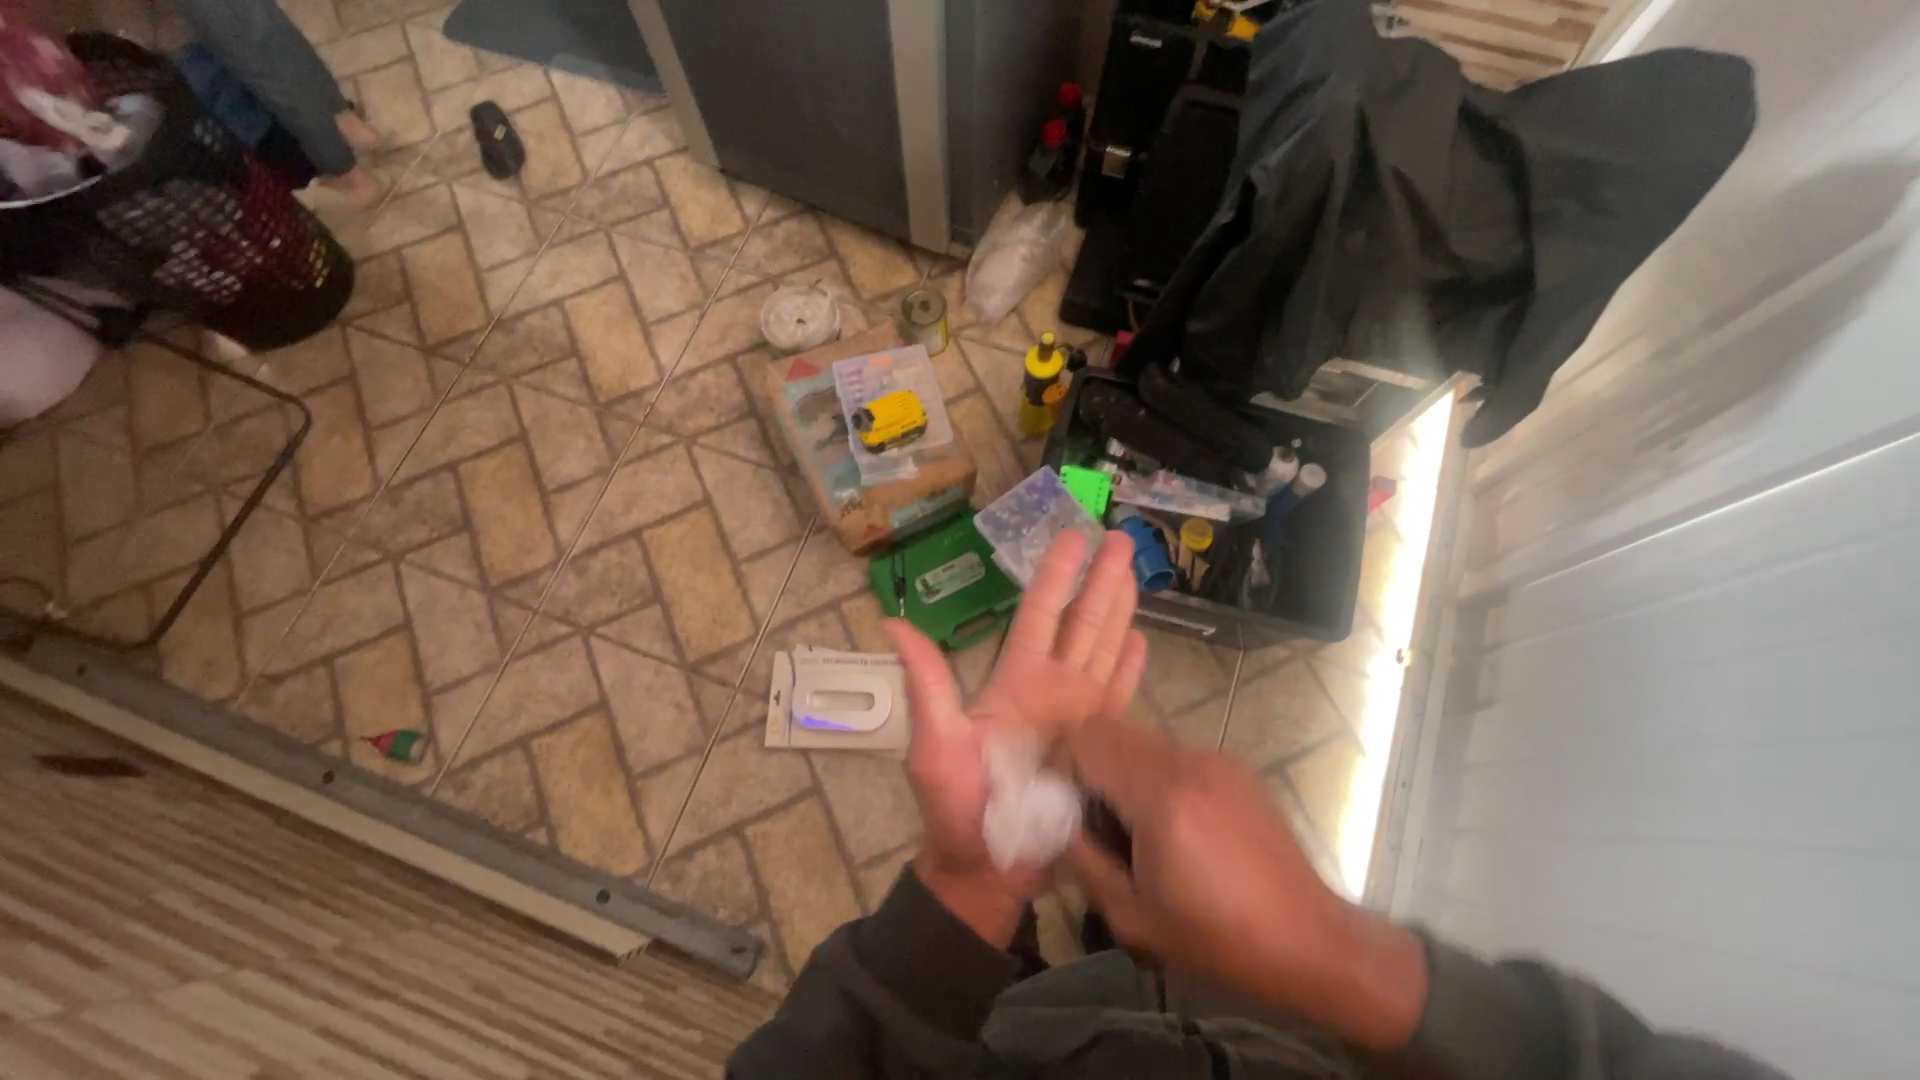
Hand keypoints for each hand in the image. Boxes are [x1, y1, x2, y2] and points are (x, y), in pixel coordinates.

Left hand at [890, 529, 1147, 944]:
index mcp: (1014, 682)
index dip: (1055, 576)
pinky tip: (1141, 642)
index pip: (1039, 615)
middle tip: (1119, 537)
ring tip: (1136, 573)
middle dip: (1099, 581)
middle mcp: (1050, 690)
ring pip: (1102, 650)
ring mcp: (1078, 717)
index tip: (1071, 537)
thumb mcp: (935, 743)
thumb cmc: (958, 808)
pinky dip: (1130, 669)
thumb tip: (891, 623)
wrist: (987, 869)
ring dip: (1119, 612)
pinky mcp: (1100, 748)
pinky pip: (1118, 699)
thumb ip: (926, 683)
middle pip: (1079, 623)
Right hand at [1066, 721, 1429, 1050]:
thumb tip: (1057, 823)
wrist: (1309, 939)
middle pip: (1111, 730)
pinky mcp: (1234, 767)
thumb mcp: (1133, 916)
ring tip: (1131, 825)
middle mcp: (1188, 762)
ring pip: (1142, 739)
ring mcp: (1215, 759)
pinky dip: (1154, 775)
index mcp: (1161, 796)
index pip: (1087, 740)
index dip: (1061, 764)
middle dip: (1088, 764)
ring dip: (1121, 769)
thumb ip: (1083, 859)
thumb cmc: (1217, 938)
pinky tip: (1171, 824)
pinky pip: (1174, 754)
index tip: (1059, 803)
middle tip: (1089, 815)